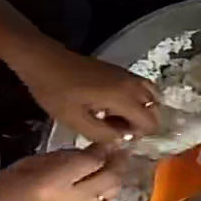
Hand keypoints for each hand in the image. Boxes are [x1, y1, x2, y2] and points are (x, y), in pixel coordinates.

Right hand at [0, 146, 127, 200]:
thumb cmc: (3, 188)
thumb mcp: (29, 163)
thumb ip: (63, 156)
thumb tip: (93, 149)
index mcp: (51, 183)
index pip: (91, 163)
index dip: (104, 149)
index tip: (109, 140)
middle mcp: (69, 200)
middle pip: (109, 178)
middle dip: (118, 163)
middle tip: (117, 151)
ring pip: (112, 193)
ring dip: (117, 177)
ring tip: (112, 165)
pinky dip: (110, 192)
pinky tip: (104, 183)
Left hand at [10, 43, 160, 146]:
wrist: (46, 60)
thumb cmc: (56, 91)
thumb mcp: (74, 120)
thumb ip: (102, 134)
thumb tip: (122, 140)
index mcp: (124, 99)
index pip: (150, 123)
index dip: (137, 135)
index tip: (115, 135)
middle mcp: (135, 87)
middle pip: (155, 111)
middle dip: (140, 123)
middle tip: (114, 127)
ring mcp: (132, 77)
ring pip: (153, 99)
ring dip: (141, 111)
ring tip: (117, 116)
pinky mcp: (125, 72)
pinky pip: (145, 89)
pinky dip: (139, 100)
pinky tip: (117, 104)